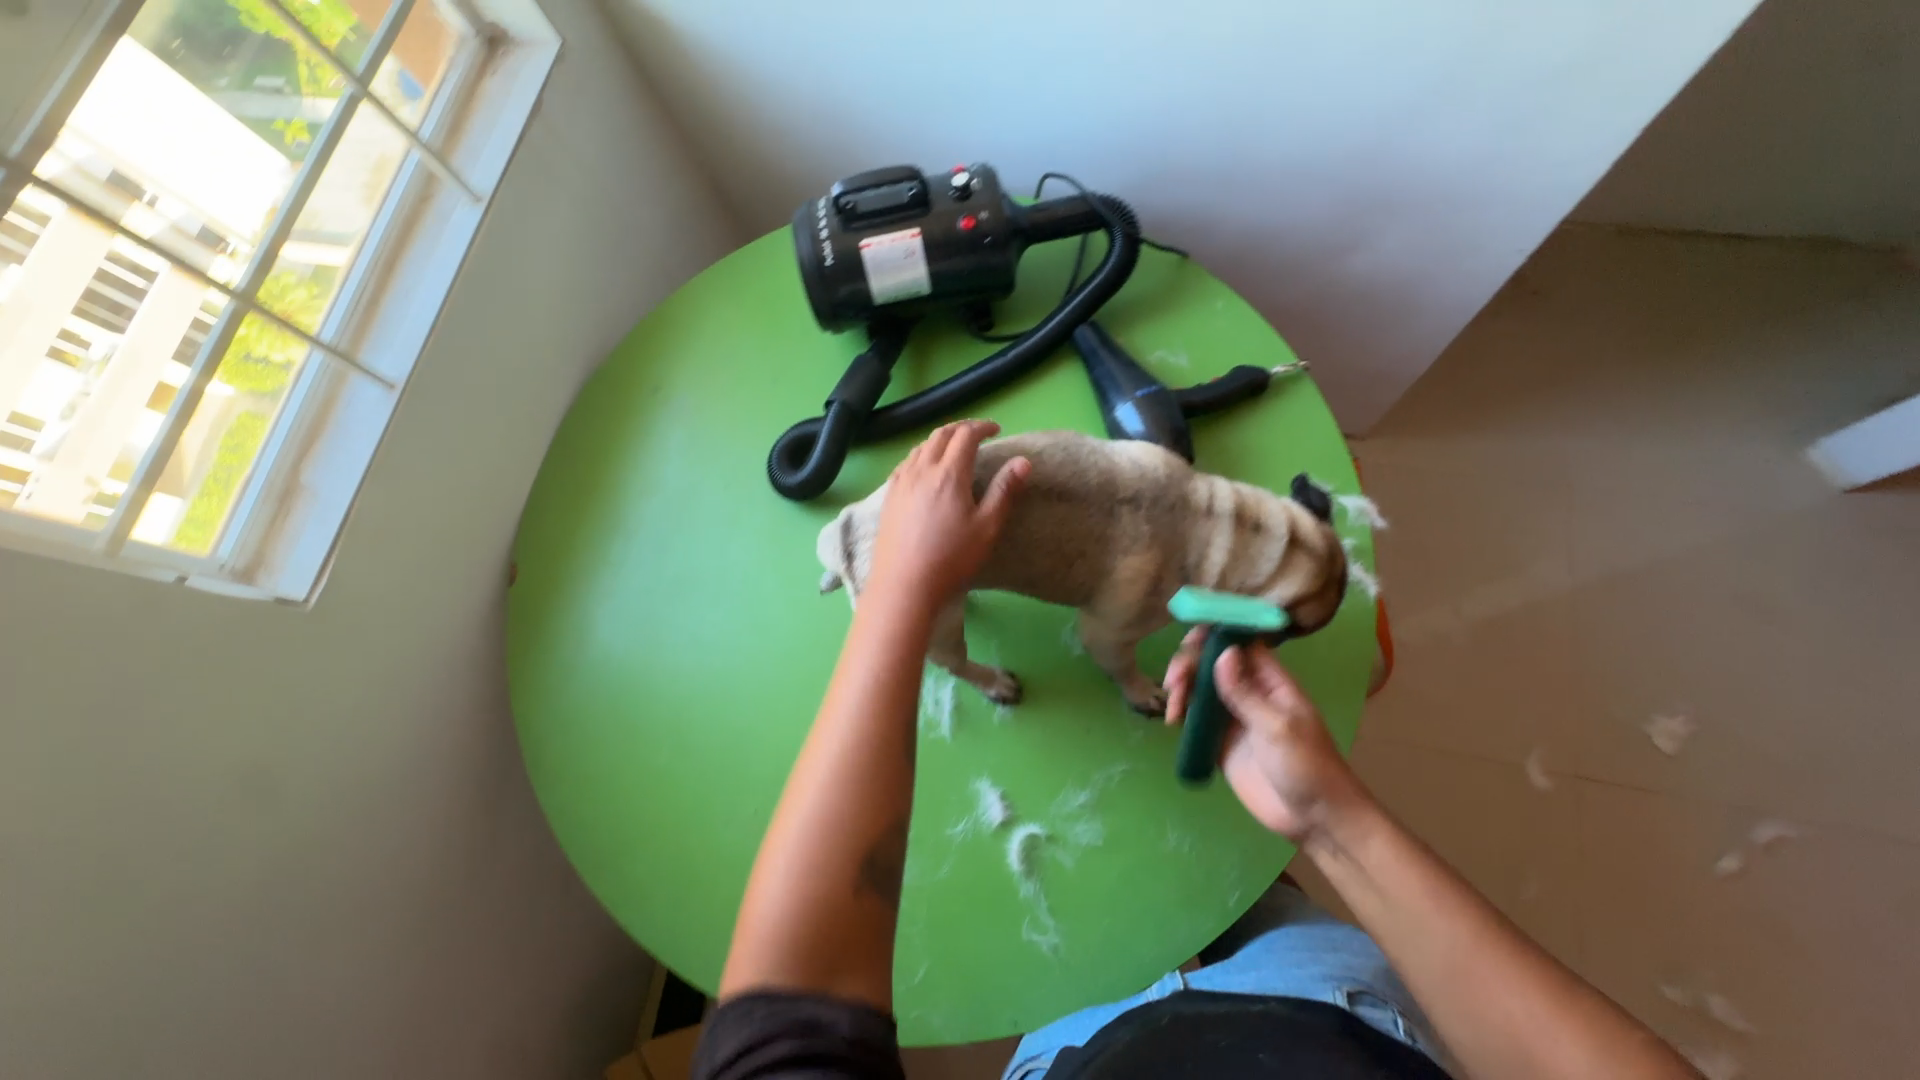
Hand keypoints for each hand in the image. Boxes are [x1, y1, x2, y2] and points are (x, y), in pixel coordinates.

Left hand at [867, 420, 1029, 609]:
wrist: (904, 584)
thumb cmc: (952, 558)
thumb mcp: (987, 527)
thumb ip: (1004, 490)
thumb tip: (1023, 461)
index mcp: (949, 474)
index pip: (966, 435)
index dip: (982, 427)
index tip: (996, 430)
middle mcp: (922, 470)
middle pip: (940, 435)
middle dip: (961, 428)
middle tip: (976, 434)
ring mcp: (901, 482)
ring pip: (920, 447)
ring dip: (939, 440)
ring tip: (952, 448)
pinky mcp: (889, 497)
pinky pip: (905, 463)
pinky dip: (920, 454)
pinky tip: (924, 468)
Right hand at [1163, 629, 1367, 844]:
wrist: (1315, 818)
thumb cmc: (1309, 767)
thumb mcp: (1278, 727)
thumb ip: (1245, 693)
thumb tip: (1221, 654)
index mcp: (1272, 681)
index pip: (1240, 644)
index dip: (1215, 636)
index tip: (1190, 639)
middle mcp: (1250, 693)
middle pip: (1213, 664)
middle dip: (1190, 665)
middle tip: (1175, 683)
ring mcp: (1234, 718)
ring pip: (1200, 689)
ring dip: (1182, 689)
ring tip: (1173, 708)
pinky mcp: (1220, 743)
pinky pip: (1196, 719)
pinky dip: (1182, 714)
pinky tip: (1174, 722)